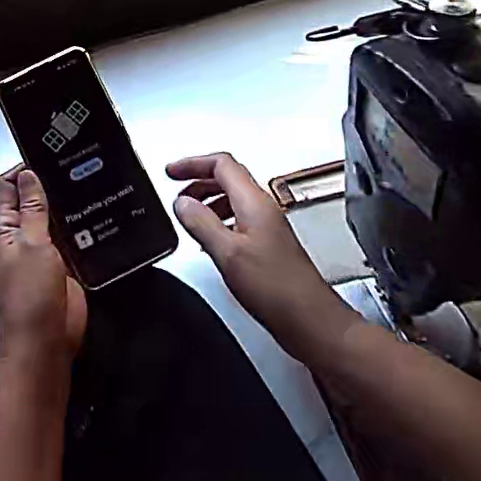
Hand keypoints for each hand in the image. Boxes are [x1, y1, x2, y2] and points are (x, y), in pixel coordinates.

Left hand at [0, 166, 86, 365]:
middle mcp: (25, 235)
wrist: (46, 342)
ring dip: (72, 200)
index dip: (24, 167)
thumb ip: (33, 209)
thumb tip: (28, 173)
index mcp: (7, 229)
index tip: (51, 148)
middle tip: (83, 156)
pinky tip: (106, 205)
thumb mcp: (32, 245)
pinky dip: (87, 221)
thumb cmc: (30, 292)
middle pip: (36, 198)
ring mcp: (47, 249)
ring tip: (99, 174)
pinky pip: (76, 234)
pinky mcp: (69, 262)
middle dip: (53, 179)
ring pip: (58, 215)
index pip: (9, 188)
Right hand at [168, 153, 359, 363]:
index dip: (193, 163)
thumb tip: (182, 203)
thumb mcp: (228, 254)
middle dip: (198, 178)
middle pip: (228, 177)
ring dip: (207, 199)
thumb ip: (202, 224)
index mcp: (254, 201)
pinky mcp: (267, 243)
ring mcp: (267, 224)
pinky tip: (209, 237)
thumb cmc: (277, 288)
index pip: (222, 164)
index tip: (172, 171)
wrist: (308, 317)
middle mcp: (263, 207)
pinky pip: (238, 217)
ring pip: (233, 197)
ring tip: (188, 212)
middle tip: (176, 187)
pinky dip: (218, 218)